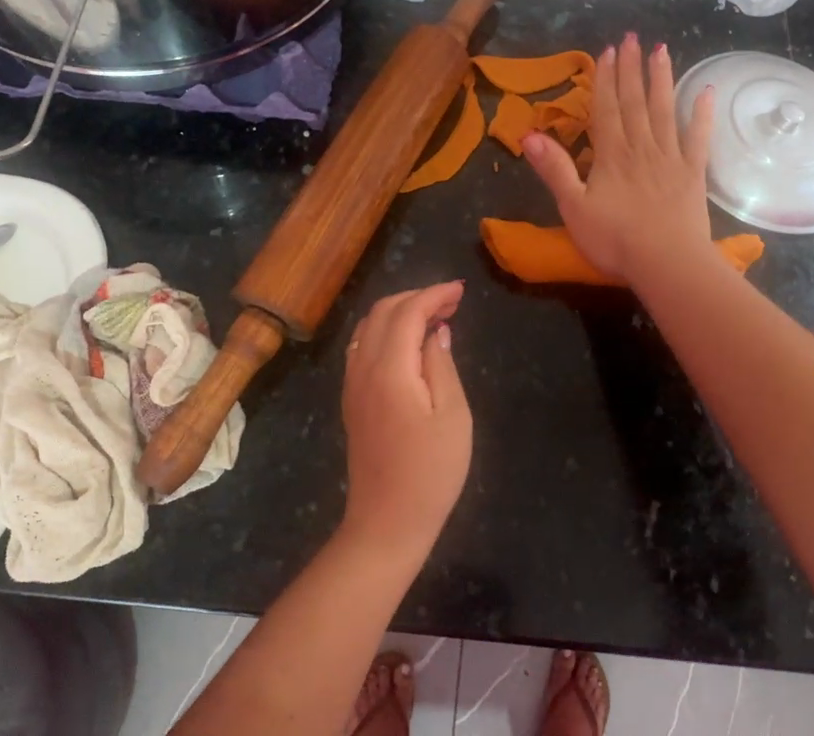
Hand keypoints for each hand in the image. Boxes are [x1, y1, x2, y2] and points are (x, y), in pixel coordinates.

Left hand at [339, 281, 472, 555]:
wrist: (387, 522)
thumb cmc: (431, 472)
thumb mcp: (453, 415)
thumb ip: (441, 365)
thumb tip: (436, 332)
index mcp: (389, 369)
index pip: (407, 312)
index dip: (434, 294)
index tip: (461, 291)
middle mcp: (362, 369)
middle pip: (381, 312)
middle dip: (416, 297)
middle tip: (452, 303)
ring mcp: (352, 385)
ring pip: (368, 328)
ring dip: (399, 312)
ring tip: (434, 319)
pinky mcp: (352, 401)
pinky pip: (362, 348)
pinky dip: (386, 332)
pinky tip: (409, 345)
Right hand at [523, 33, 715, 285]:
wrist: (667, 263)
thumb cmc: (615, 240)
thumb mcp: (573, 207)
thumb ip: (555, 169)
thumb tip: (529, 134)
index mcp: (611, 155)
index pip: (606, 109)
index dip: (605, 79)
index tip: (608, 51)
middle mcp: (641, 147)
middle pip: (635, 101)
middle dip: (632, 69)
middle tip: (632, 37)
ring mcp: (671, 158)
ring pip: (665, 110)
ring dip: (662, 79)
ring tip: (661, 50)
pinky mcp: (693, 174)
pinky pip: (699, 137)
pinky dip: (702, 113)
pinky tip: (707, 91)